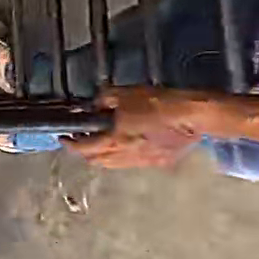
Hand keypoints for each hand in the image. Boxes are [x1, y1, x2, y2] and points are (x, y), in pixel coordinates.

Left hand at [65, 87, 211, 168]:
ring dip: (104, 155)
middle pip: (97, 161)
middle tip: (81, 139)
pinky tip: (128, 145)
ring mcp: (145, 162)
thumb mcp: (123, 94)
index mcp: (113, 142)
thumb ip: (103, 99)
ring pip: (115, 164)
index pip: (83, 149)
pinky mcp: (162, 162)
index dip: (69, 144)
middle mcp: (126, 157)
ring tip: (102, 141)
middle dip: (85, 152)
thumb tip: (95, 104)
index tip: (63, 138)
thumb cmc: (157, 103)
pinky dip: (125, 156)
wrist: (195, 115)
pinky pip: (135, 162)